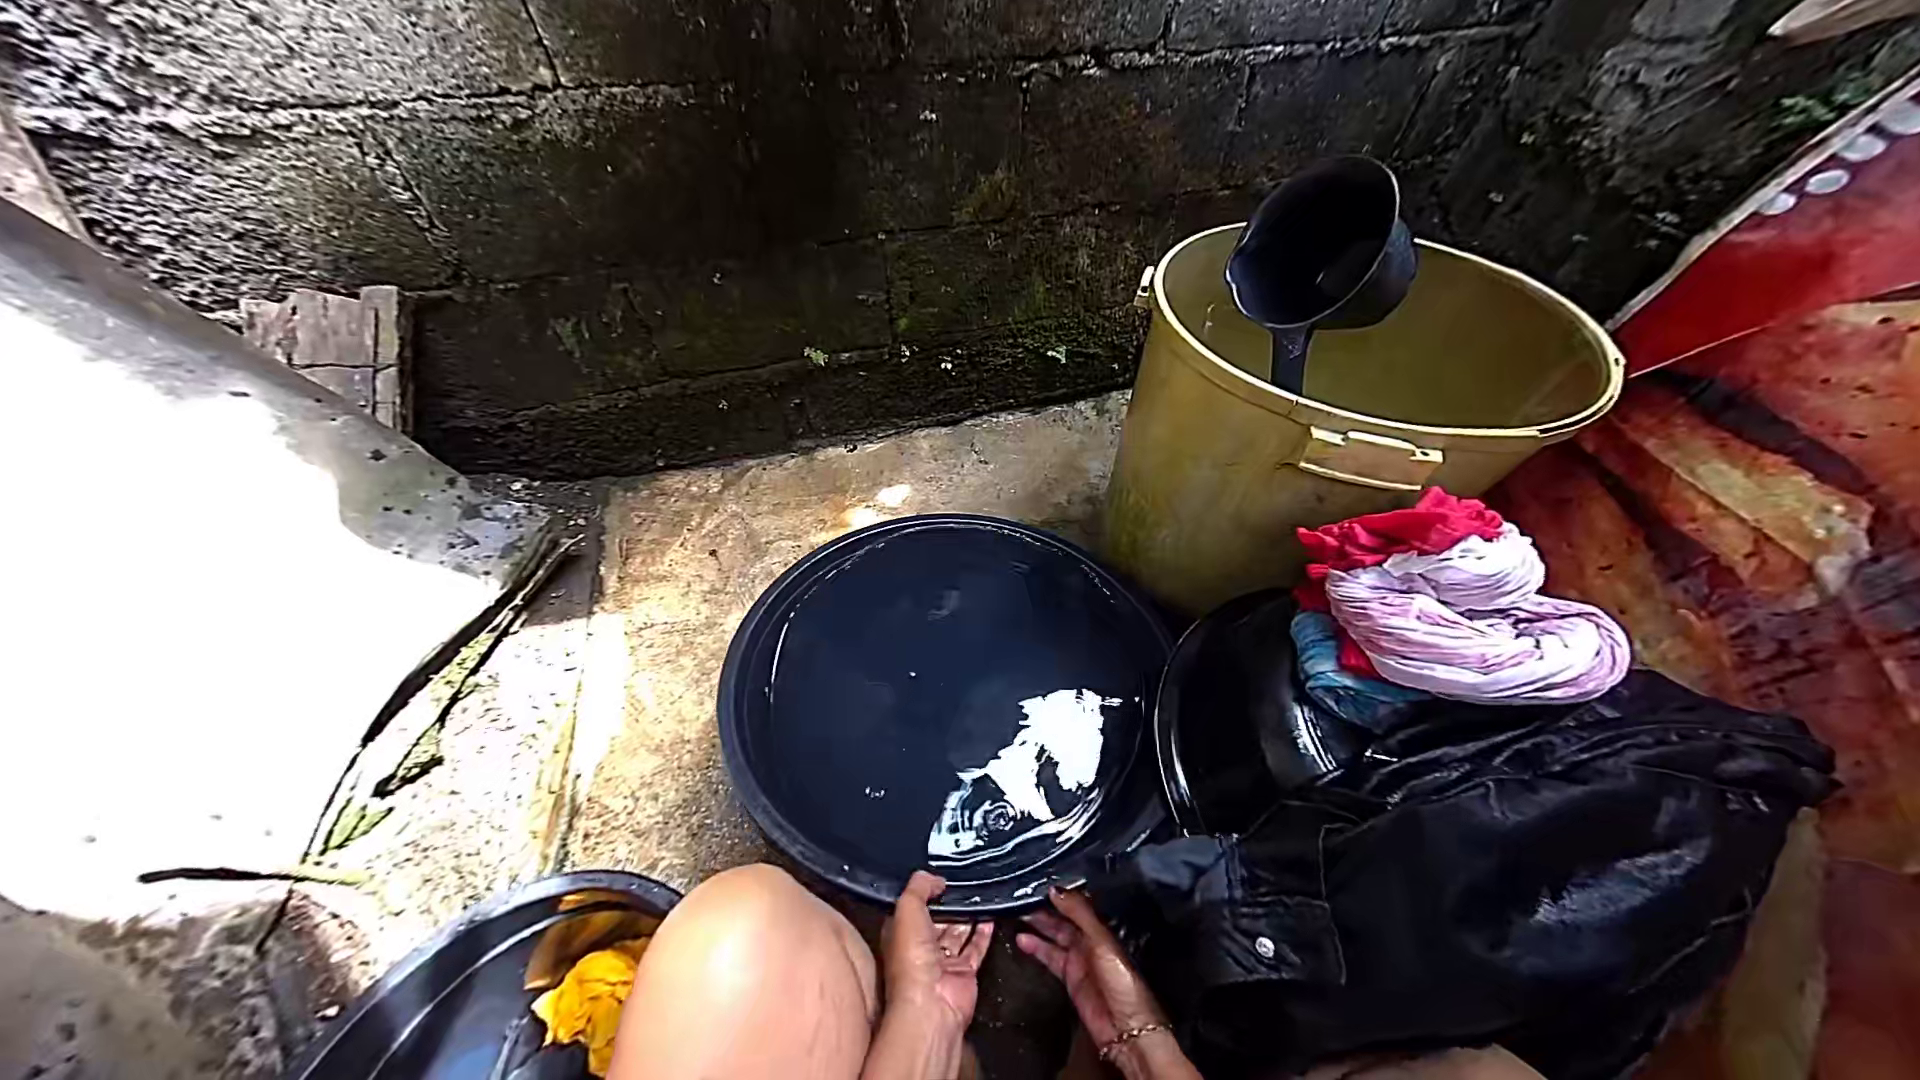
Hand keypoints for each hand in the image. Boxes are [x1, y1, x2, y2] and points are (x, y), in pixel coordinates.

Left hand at [881, 870, 994, 1036]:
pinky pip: (976, 947)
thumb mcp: (907, 908)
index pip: (913, 906)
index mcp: (901, 932)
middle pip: (938, 917)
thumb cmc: (911, 956)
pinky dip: (984, 932)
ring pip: (958, 930)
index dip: (924, 889)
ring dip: (967, 913)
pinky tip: (990, 913)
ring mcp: (943, 960)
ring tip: (979, 890)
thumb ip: (920, 886)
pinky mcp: (964, 971)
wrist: (931, 1003)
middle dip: (948, 900)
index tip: (939, 871)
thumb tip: (936, 879)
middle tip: (964, 878)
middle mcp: (921, 947)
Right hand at [1015, 886, 1167, 1047]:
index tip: (1036, 885)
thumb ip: (1079, 913)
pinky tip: (1022, 941)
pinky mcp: (1070, 978)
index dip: (1056, 895)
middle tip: (1020, 899)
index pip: (1074, 904)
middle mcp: (1088, 940)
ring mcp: (1078, 959)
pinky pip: (1050, 957)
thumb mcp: (1100, 940)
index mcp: (1098, 928)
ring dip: (1036, 927)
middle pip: (1061, 920)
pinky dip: (1036, 948)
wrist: (1126, 1028)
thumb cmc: (1122, 982)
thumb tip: (1056, 890)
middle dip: (1042, 909)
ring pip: (1053, 936)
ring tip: (1016, 916)